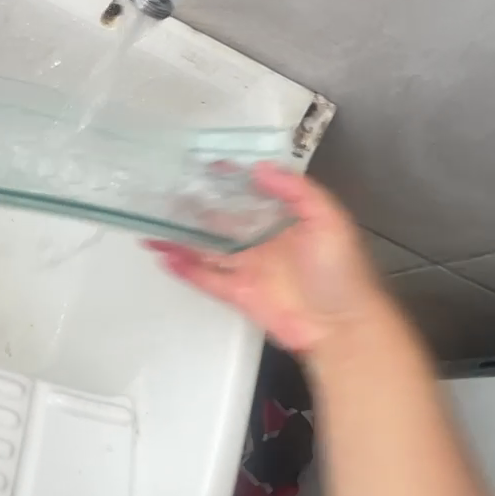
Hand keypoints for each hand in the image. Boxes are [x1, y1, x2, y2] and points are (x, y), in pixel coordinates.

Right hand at [149, 162, 391, 354]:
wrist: (343, 329)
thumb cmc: (341, 274)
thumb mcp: (329, 221)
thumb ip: (297, 191)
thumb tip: (259, 167)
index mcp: (282, 222)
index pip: (249, 195)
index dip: (227, 181)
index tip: (203, 166)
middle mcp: (262, 242)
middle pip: (219, 221)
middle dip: (193, 209)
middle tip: (163, 195)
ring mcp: (248, 269)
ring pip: (206, 248)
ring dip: (179, 238)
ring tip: (151, 226)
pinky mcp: (238, 294)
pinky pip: (206, 277)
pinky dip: (184, 268)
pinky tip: (164, 256)